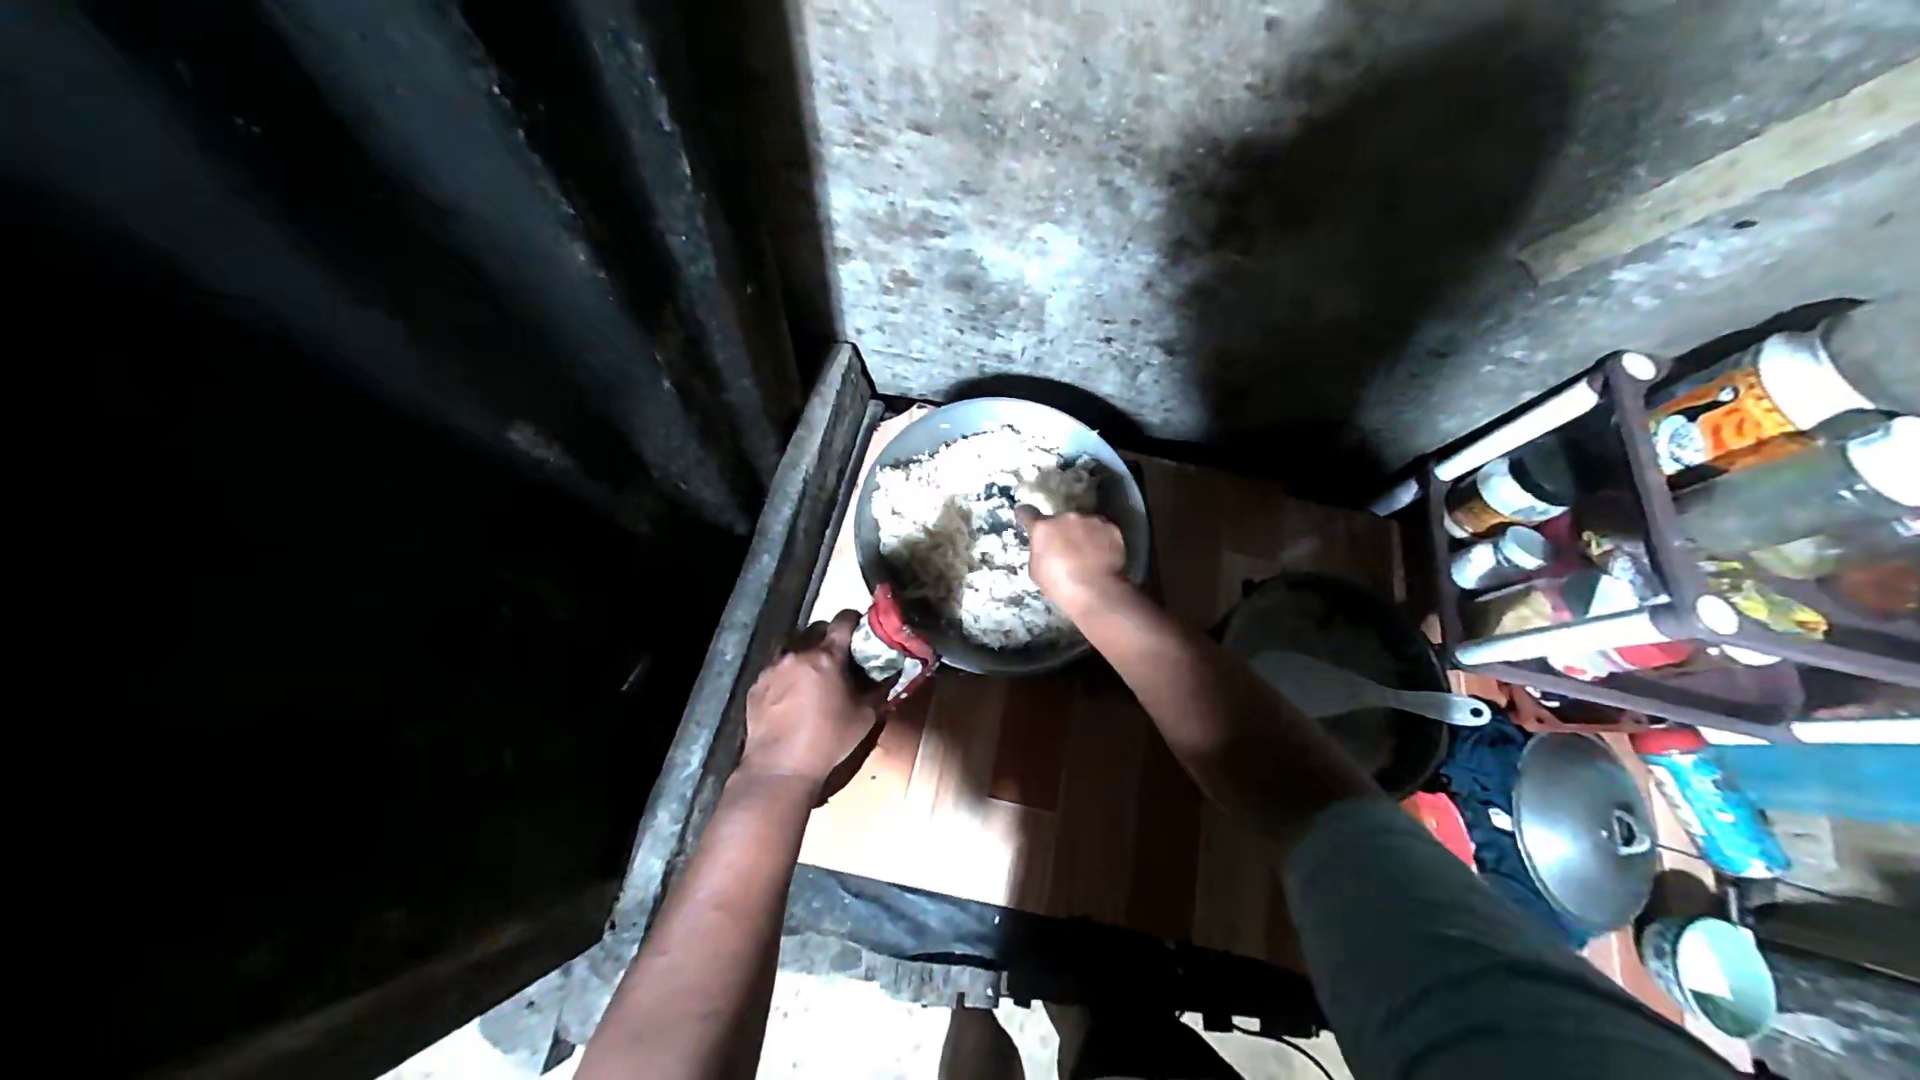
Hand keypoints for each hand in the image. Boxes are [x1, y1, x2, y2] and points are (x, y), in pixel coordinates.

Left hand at [741, 610, 882, 795]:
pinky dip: (786, 672)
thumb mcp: (866, 716)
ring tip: (812, 671)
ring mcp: (773, 667)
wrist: (781, 766)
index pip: (843, 619)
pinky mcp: (756, 684)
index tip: (859, 630)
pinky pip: (775, 667)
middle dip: (828, 636)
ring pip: (792, 645)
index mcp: (827, 656)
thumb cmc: (830, 740)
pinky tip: (791, 693)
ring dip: (804, 651)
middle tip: (838, 656)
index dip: (854, 620)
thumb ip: (879, 688)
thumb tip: (892, 672)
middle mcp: (798, 653)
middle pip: (816, 628)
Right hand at [1016, 505, 1127, 609]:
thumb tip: (1045, 548)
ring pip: (1083, 522)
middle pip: (1060, 519)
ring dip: (1082, 533)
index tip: (1026, 518)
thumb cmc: (1059, 585)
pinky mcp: (1110, 527)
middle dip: (1061, 530)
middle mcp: (1066, 517)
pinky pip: (1103, 530)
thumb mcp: (1036, 571)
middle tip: (1066, 549)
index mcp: (1043, 528)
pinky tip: (1103, 554)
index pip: (1027, 513)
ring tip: (1088, 553)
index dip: (1026, 516)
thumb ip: (1039, 552)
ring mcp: (1090, 520)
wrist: (1095, 590)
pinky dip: (1102, 539)